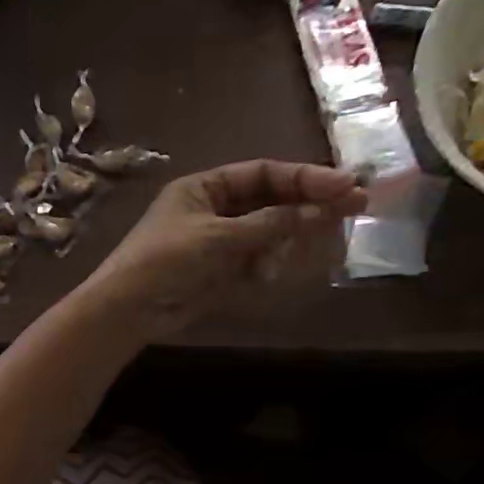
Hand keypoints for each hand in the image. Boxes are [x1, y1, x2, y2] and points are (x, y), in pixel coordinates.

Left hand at [81, 160, 365, 336]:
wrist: (127, 309)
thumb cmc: (163, 260)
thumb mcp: (216, 236)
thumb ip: (268, 223)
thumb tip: (320, 209)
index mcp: (204, 188)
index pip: (262, 173)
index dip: (304, 177)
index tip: (344, 184)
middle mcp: (213, 210)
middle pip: (270, 200)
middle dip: (309, 204)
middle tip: (356, 206)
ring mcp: (218, 243)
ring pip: (269, 232)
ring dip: (295, 235)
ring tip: (331, 238)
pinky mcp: (220, 273)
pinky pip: (257, 260)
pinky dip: (276, 261)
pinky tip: (294, 264)